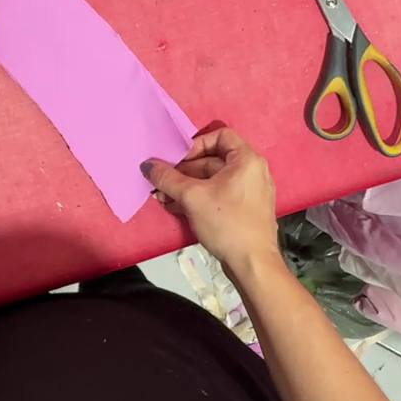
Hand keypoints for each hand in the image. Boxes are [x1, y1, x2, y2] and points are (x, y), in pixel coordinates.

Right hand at [142, 125, 279, 275]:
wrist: (253, 265)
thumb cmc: (226, 222)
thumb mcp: (192, 197)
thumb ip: (167, 178)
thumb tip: (147, 165)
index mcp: (247, 160)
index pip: (220, 135)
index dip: (196, 144)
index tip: (179, 160)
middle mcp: (253, 171)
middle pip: (213, 159)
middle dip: (185, 170)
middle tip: (164, 181)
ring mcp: (251, 191)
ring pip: (214, 179)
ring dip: (188, 185)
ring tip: (165, 197)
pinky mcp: (246, 209)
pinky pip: (220, 194)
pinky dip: (200, 197)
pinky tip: (178, 207)